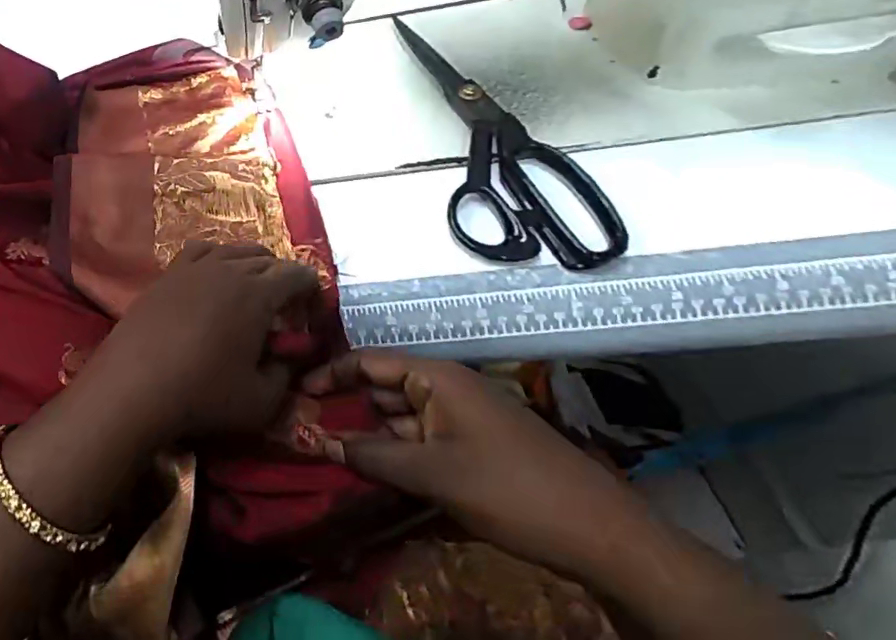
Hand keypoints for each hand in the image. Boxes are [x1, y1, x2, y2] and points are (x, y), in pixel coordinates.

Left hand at [74, 241, 320, 446]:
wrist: (133, 384)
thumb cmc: (203, 394)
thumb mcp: (262, 400)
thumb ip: (286, 373)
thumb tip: (289, 355)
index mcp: (258, 292)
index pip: (298, 274)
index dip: (312, 291)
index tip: (311, 316)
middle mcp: (228, 267)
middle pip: (267, 259)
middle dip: (284, 280)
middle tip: (284, 311)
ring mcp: (194, 265)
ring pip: (235, 250)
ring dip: (252, 266)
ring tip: (252, 294)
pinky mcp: (168, 272)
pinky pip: (201, 251)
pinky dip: (217, 259)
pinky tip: (213, 279)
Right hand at [303, 352, 661, 584]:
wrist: (600, 533)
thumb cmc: (510, 489)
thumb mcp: (433, 474)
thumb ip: (372, 456)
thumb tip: (320, 443)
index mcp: (436, 377)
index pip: (368, 362)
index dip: (329, 374)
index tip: (296, 393)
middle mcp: (446, 389)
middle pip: (382, 390)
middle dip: (346, 409)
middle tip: (305, 429)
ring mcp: (461, 419)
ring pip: (400, 420)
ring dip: (370, 436)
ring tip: (330, 454)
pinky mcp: (473, 447)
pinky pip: (421, 442)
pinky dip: (397, 454)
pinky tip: (375, 474)